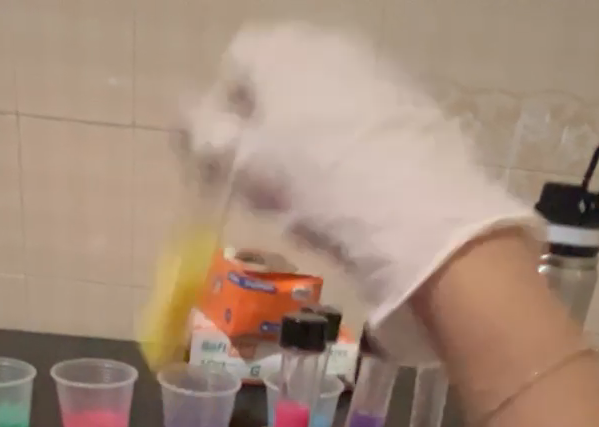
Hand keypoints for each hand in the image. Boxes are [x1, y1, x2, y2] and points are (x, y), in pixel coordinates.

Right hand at [182, 22, 538, 325]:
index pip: (235, 62)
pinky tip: (355, 192)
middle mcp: (329, 43)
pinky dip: (348, 149)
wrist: (417, 210)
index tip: (225, 165)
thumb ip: (204, 132)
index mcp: (280, 50)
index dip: (223, 114)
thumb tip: (181, 110)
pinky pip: (362, 121)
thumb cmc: (314, 184)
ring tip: (313, 198)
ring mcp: (376, 69)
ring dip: (308, 141)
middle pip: (283, 81)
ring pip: (323, 103)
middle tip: (268, 187)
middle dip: (267, 129)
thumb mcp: (244, 164)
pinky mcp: (412, 103)